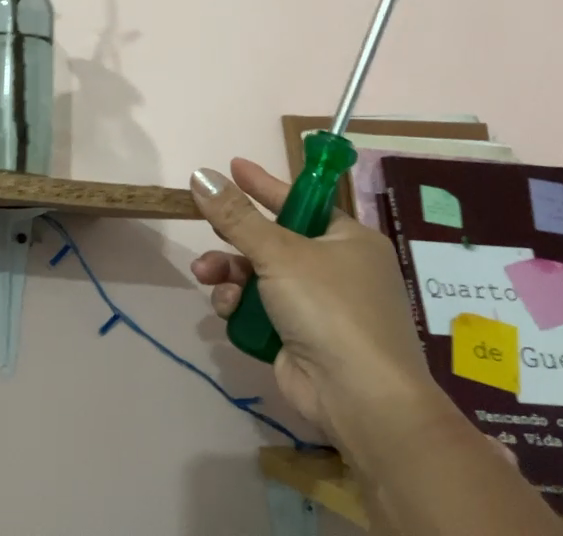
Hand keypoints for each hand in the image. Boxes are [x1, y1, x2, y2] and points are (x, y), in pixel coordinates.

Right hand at [188, 159, 439, 444]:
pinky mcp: (298, 337)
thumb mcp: (279, 253)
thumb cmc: (330, 309)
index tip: (234, 164)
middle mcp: (336, 269)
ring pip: (257, 274)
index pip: (299, 200)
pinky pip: (257, 307)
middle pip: (272, 239)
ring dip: (229, 273)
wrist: (361, 399)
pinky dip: (239, 304)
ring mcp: (318, 306)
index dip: (264, 184)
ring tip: (207, 277)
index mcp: (348, 240)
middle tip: (207, 229)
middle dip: (234, 238)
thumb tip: (201, 174)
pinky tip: (228, 309)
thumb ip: (235, 215)